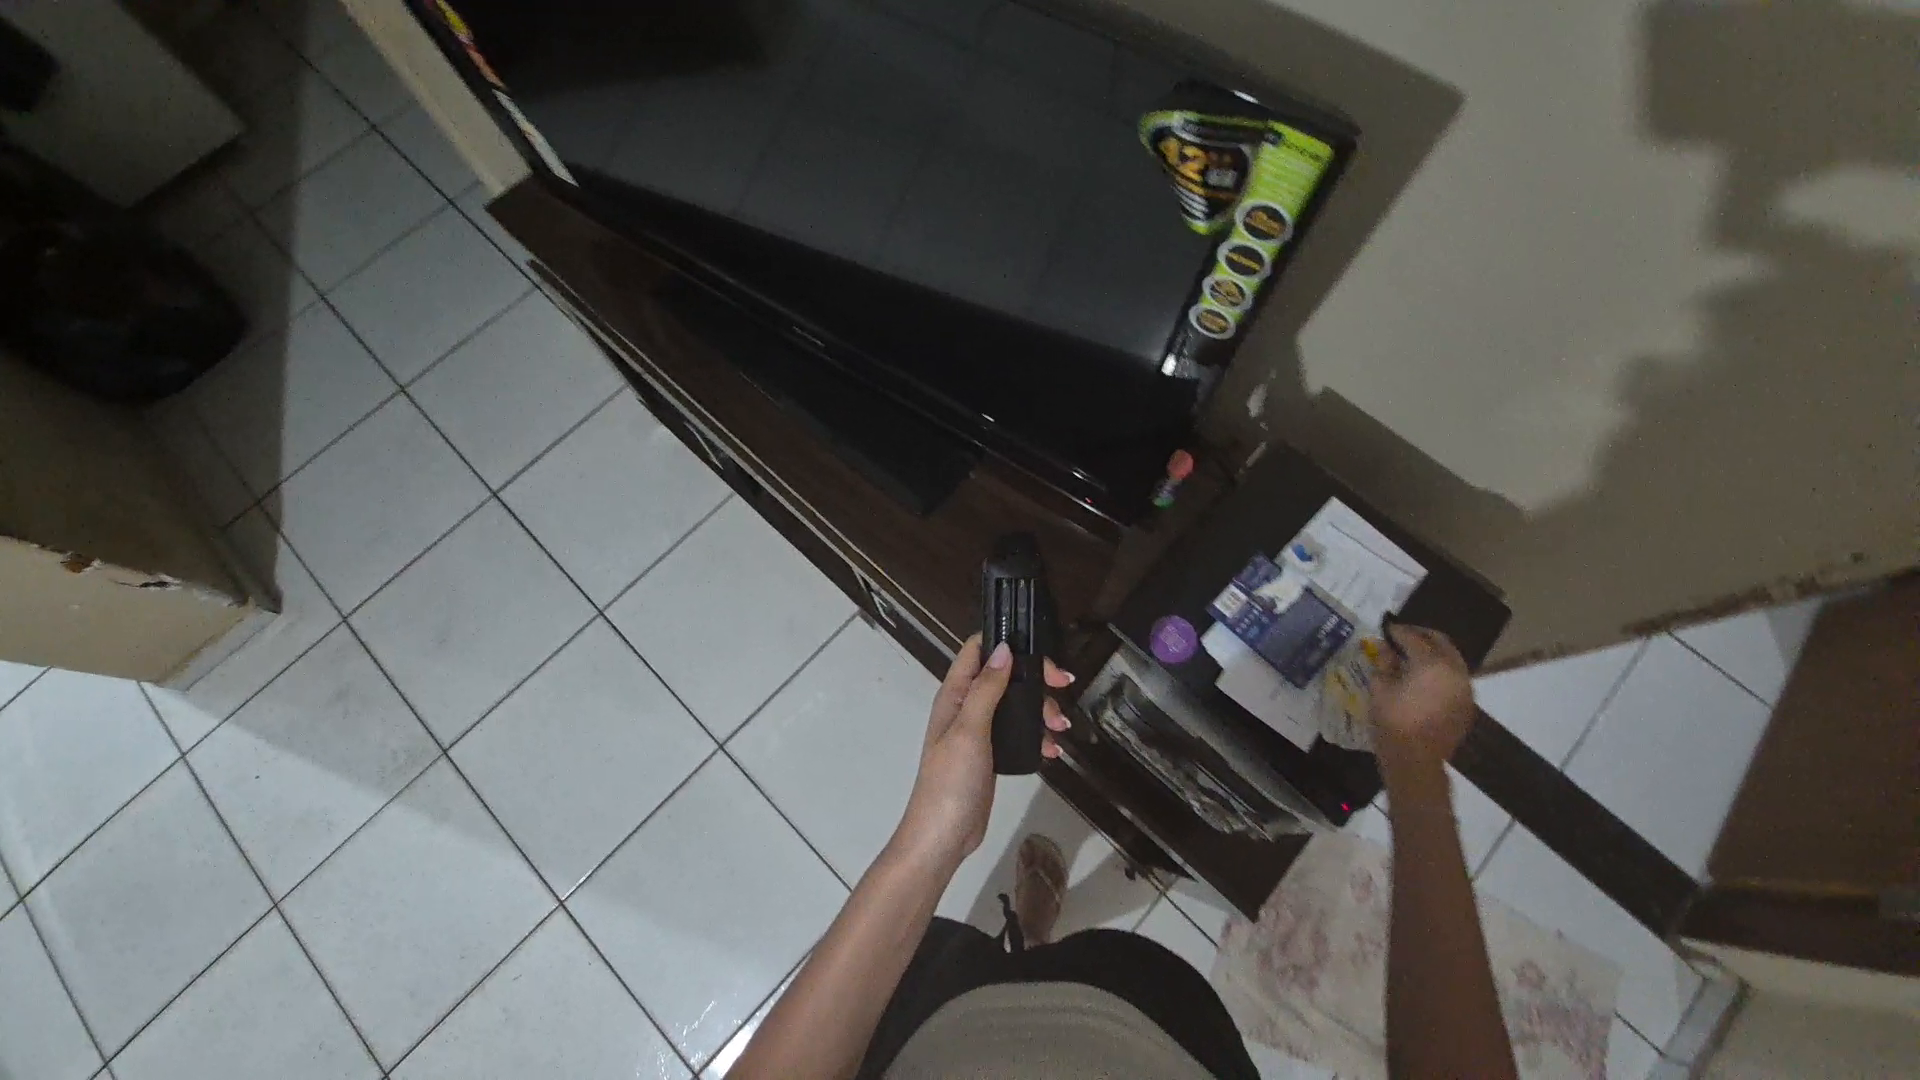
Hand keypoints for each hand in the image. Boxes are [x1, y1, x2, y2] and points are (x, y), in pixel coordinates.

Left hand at [891, 635, 1071, 868]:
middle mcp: (966, 707)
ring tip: (1061, 728)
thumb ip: (986, 688)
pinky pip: (1018, 734)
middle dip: (1035, 679)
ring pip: (1015, 705)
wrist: (943, 836)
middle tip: (1062, 686)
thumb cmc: (951, 781)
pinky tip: (1052, 750)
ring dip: (1041, 710)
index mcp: (954, 695)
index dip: (1006, 643)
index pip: (977, 651)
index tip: (1040, 653)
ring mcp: (978, 731)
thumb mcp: (970, 730)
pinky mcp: (991, 754)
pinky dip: (1036, 737)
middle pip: (1004, 675)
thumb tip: (1004, 649)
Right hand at [1368, 624, 1475, 780]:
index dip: (1397, 631)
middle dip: (1422, 635)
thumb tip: (1384, 647)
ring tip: (1413, 657)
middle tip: (1402, 636)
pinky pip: (1456, 677)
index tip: (1386, 629)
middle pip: (1441, 642)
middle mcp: (1455, 671)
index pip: (1413, 638)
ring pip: (1452, 659)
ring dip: (1434, 653)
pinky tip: (1425, 679)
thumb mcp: (1380, 689)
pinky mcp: (1468, 704)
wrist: (1416, 760)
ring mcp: (1465, 688)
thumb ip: (1384, 663)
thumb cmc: (1393, 722)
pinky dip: (1441, 671)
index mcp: (1431, 664)